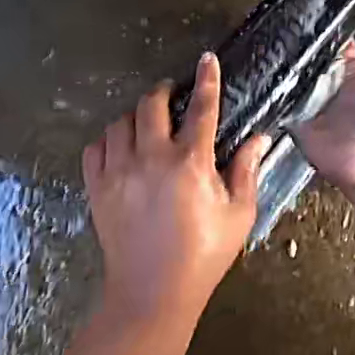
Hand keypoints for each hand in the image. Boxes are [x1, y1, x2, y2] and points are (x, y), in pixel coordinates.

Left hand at [84, 53, 270, 321]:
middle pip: (152, 103)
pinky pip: (95, 148)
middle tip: (171, 95)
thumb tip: (260, 137)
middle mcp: (152, 158)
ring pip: (120, 122)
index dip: (206, 79)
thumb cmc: (203, 255)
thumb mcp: (238, 214)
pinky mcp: (97, 188)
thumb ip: (247, 170)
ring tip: (146, 125)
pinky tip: (120, 150)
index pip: (201, 107)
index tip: (206, 59)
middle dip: (163, 91)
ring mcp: (119, 172)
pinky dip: (107, 142)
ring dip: (135, 116)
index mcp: (191, 162)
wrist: (152, 295)